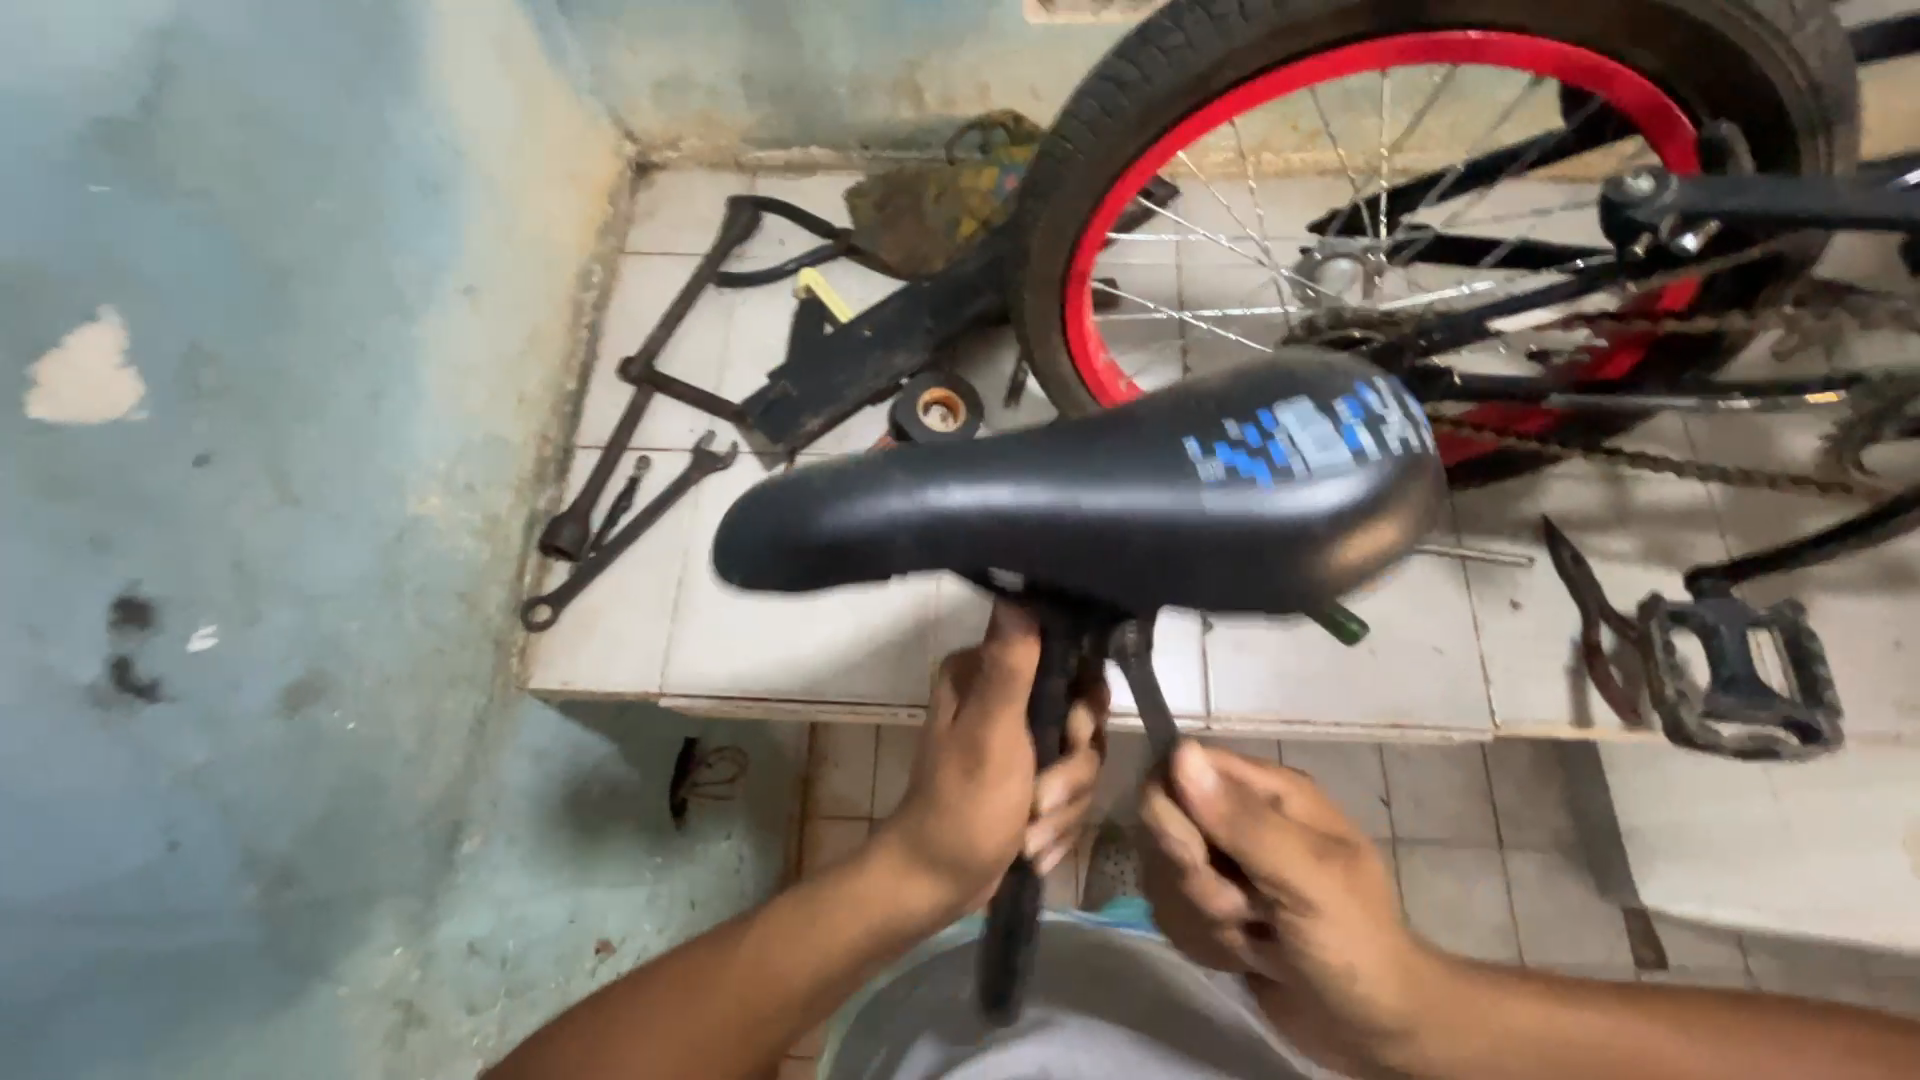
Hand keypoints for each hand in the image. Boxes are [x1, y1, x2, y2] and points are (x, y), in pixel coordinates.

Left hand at [872, 602, 1107, 917]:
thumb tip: (1018, 590)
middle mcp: (1001, 695)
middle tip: (1044, 796)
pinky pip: (1071, 790)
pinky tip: (1030, 846)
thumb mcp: (990, 734)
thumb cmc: (962, 806)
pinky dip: (1057, 822)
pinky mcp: (1028, 776)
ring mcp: (1017, 738)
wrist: (938, 884)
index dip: (1082, 701)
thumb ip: (1010, 667)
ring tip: (1029, 833)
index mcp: (984, 672)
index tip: (1072, 735)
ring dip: (1063, 804)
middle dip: (1072, 768)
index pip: (1064, 657)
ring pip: (1081, 758)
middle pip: (1081, 713)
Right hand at [1138, 743, 1452, 1075]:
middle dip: (1195, 878)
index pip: (1178, 768)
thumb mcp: (1309, 879)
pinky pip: (1170, 911)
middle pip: (1163, 823)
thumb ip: (1242, 821)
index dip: (1173, 811)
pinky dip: (1203, 940)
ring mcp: (1222, 863)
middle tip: (1244, 908)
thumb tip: (1182, 751)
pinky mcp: (1210, 906)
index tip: (1194, 857)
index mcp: (1267, 791)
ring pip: (1163, 873)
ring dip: (1203, 916)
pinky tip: (1245, 954)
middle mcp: (1238, 817)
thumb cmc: (1356, 943)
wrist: (1373, 1028)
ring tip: (1256, 936)